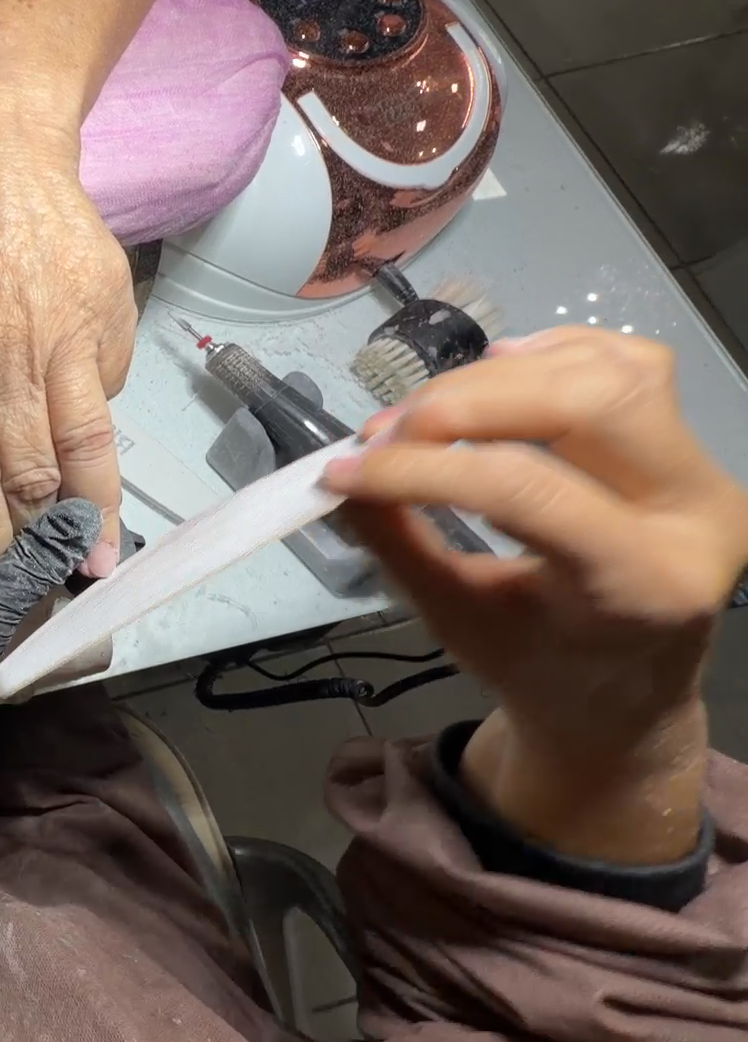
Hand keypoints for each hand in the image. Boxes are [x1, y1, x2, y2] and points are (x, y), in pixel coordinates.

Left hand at [0, 94, 134, 577]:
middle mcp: (3, 359)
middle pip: (28, 471)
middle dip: (36, 535)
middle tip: (45, 578)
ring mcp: (63, 335)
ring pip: (85, 445)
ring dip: (92, 511)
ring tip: (97, 558)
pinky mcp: (107, 313)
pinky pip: (107, 391)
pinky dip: (96, 428)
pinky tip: (87, 453)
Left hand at [0, 499, 100, 798]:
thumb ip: (40, 556)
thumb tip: (87, 513)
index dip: (50, 491)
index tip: (100, 507)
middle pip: (10, 517)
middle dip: (56, 529)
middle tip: (107, 542)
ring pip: (12, 552)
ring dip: (49, 561)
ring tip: (97, 565)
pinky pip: (5, 582)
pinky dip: (35, 586)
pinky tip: (68, 590)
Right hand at [323, 327, 747, 858]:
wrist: (613, 686)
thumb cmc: (527, 662)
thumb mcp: (446, 614)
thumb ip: (393, 539)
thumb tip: (340, 478)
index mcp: (639, 580)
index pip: (523, 490)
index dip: (417, 469)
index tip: (340, 473)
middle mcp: (697, 512)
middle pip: (589, 402)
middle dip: (461, 405)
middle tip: (381, 437)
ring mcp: (701, 469)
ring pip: (608, 370)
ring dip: (489, 378)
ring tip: (418, 415)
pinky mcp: (682, 444)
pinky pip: (628, 362)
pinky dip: (545, 355)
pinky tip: (485, 376)